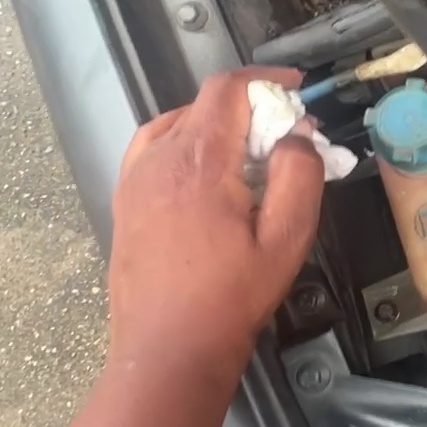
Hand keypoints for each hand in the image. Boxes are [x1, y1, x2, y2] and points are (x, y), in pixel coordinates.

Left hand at [108, 69, 324, 375]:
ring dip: (220, 123)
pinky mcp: (126, 201)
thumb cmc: (233, 295)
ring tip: (252, 152)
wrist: (169, 347)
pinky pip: (156, 147)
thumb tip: (299, 136)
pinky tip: (212, 171)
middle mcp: (157, 161)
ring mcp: (134, 180)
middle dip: (252, 106)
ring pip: (178, 122)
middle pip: (204, 104)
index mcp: (199, 164)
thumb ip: (300, 174)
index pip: (226, 89)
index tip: (296, 88)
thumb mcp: (289, 235)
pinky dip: (190, 141)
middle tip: (288, 135)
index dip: (265, 78)